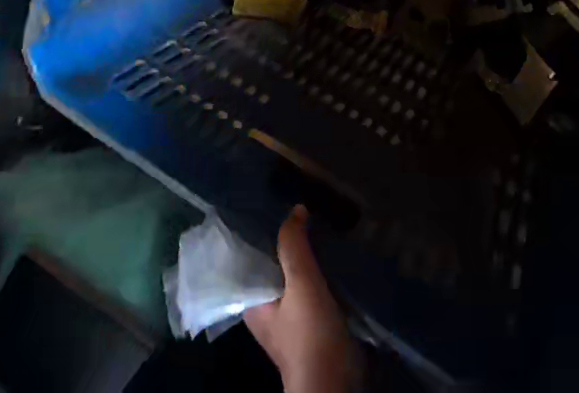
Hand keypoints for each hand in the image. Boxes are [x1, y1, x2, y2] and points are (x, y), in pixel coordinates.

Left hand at [244, 208, 357, 392]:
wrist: (334, 382)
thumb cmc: (309, 333)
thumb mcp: (301, 282)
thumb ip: (293, 244)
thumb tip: (295, 209)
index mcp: (249, 299)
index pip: (245, 256)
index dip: (256, 229)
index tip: (270, 203)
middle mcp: (262, 306)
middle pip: (269, 263)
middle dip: (282, 239)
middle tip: (297, 207)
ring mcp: (285, 315)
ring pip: (288, 274)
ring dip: (300, 253)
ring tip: (313, 223)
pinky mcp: (306, 321)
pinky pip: (305, 286)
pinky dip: (312, 269)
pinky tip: (326, 253)